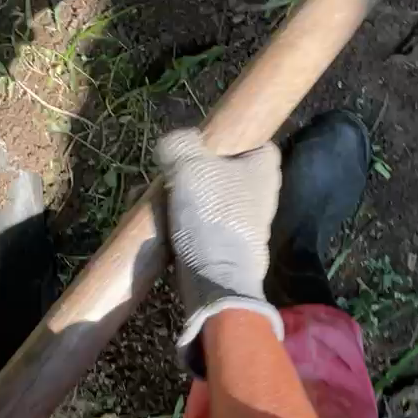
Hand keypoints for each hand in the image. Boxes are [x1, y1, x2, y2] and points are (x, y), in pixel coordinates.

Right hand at [156, 128, 284, 364]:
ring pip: (206, 194)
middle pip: (220, 166)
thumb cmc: (213, 214)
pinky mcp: (227, 243)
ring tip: (152, 197)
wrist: (216, 280)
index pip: (250, 138)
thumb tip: (174, 143)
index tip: (199, 142)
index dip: (225, 137)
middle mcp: (261, 191)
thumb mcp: (190, 165)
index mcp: (265, 166)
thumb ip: (179, 143)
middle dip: (188, 169)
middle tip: (166, 172)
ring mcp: (244, 219)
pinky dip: (180, 218)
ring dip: (178, 194)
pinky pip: (200, 220)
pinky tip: (156, 218)